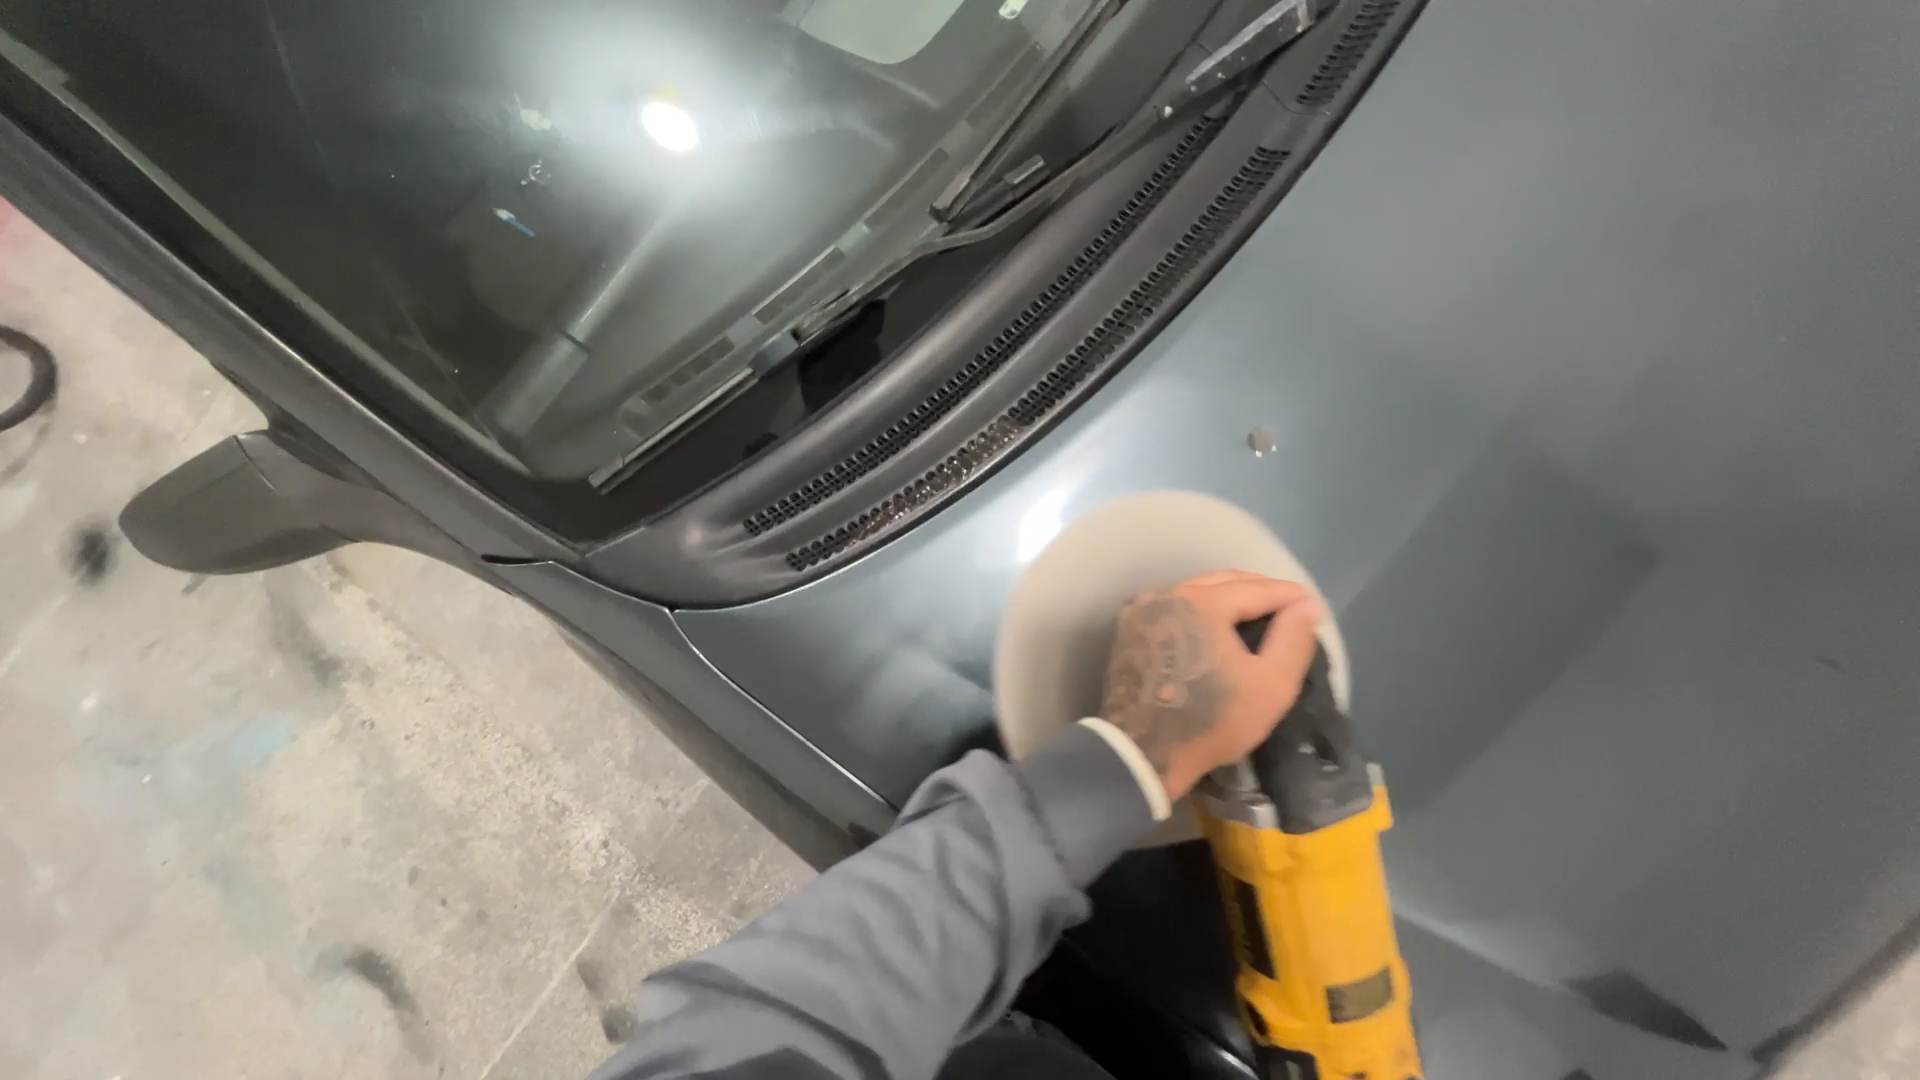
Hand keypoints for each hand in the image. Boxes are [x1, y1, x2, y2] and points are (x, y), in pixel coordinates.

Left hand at [1099, 571, 1324, 801]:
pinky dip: (1200, 612)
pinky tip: (1217, 629)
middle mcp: (1166, 594)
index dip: (1290, 596)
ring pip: (1196, 592)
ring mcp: (1142, 610)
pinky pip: (1174, 608)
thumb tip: (1308, 606)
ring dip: (1228, 599)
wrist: (1144, 753)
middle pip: (1223, 582)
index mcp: (1200, 601)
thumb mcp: (1270, 685)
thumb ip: (1293, 639)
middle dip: (1260, 591)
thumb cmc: (1212, 720)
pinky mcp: (1129, 629)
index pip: (1256, 588)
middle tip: (1288, 608)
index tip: (1313, 606)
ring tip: (1257, 616)